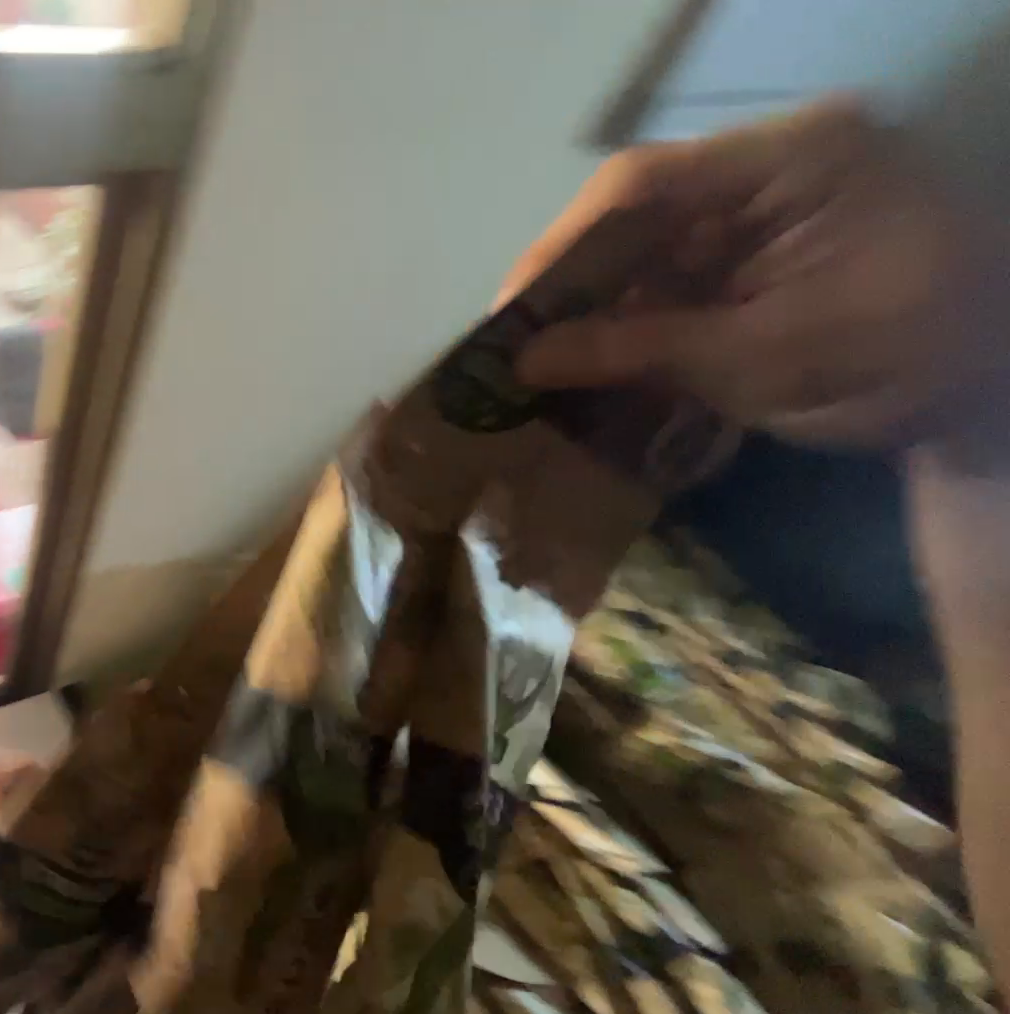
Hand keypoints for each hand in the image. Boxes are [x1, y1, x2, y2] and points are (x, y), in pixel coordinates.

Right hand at [500, 100, 1009, 448]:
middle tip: (509, 346)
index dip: (558, 249)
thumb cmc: (900, 358)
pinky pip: (652, 282)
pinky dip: (612, 325)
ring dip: (581, 312)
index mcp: (792, 161)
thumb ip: (635, 351)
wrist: (987, 394)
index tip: (509, 315)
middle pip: (624, 218)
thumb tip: (522, 361)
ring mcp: (748, 215)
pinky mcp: (738, 257)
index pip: (639, 186)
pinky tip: (576, 362)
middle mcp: (760, 172)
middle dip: (563, 287)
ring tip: (530, 362)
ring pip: (630, 254)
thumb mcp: (760, 357)